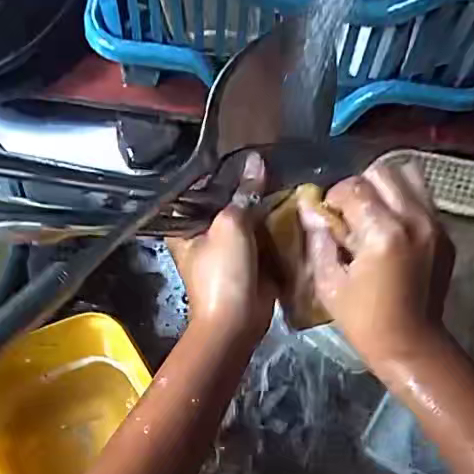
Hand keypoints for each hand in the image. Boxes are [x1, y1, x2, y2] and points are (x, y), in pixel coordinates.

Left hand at [167, 154, 274, 343]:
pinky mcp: (249, 264)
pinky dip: (274, 227)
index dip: (218, 170)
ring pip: (247, 219)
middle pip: (226, 202)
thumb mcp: (230, 225)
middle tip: (270, 161)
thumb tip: (257, 160)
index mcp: (184, 225)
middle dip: (247, 187)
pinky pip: (262, 239)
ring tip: (283, 177)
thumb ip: (243, 193)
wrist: (236, 323)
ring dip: (264, 206)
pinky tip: (289, 206)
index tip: (241, 149)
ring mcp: (227, 250)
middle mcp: (203, 235)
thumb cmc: (222, 274)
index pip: (198, 187)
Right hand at [301, 161, 455, 369]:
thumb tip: (309, 211)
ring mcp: (435, 225)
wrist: (411, 345)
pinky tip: (391, 233)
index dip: (334, 197)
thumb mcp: (330, 286)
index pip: (354, 187)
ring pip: (408, 176)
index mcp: (383, 233)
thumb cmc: (365, 322)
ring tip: (373, 216)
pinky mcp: (445, 234)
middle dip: (360, 187)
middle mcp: (414, 219)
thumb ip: (319, 242)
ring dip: (385, 189)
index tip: (328, 217)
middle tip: (350, 215)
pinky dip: (403, 205)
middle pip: (382, 171)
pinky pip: (422, 200)